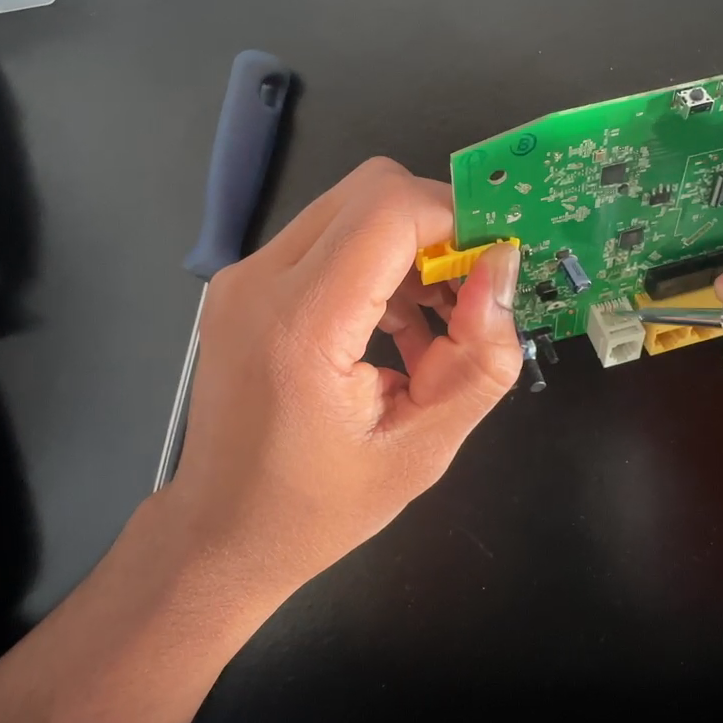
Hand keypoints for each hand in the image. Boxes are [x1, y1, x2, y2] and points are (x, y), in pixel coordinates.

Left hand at [154, 157, 522, 587]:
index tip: (495, 260)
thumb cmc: (318, 508)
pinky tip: (395, 323)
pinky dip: (374, 258)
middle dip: (437, 225)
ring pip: (349, 205)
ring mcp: (243, 276)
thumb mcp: (422, 450)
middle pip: (370, 189)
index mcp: (300, 326)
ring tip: (437, 317)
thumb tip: (502, 270)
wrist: (220, 532)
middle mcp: (260, 281)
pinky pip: (325, 236)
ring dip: (408, 242)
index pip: (389, 210)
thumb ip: (480, 359)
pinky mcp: (243, 282)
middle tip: (471, 289)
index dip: (457, 217)